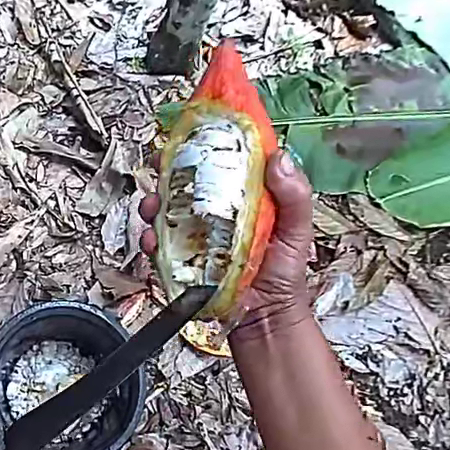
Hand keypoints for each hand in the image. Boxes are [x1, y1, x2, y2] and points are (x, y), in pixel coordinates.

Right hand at [140, 147, 315, 341]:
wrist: (267, 318)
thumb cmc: (285, 274)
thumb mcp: (298, 229)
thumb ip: (294, 196)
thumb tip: (278, 157)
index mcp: (244, 196)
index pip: (221, 161)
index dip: (203, 143)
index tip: (190, 131)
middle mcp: (216, 212)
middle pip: (184, 183)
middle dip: (166, 172)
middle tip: (159, 169)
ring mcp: (197, 236)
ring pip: (165, 211)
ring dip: (153, 204)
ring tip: (152, 208)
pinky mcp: (184, 261)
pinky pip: (161, 246)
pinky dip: (151, 241)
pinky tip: (153, 241)